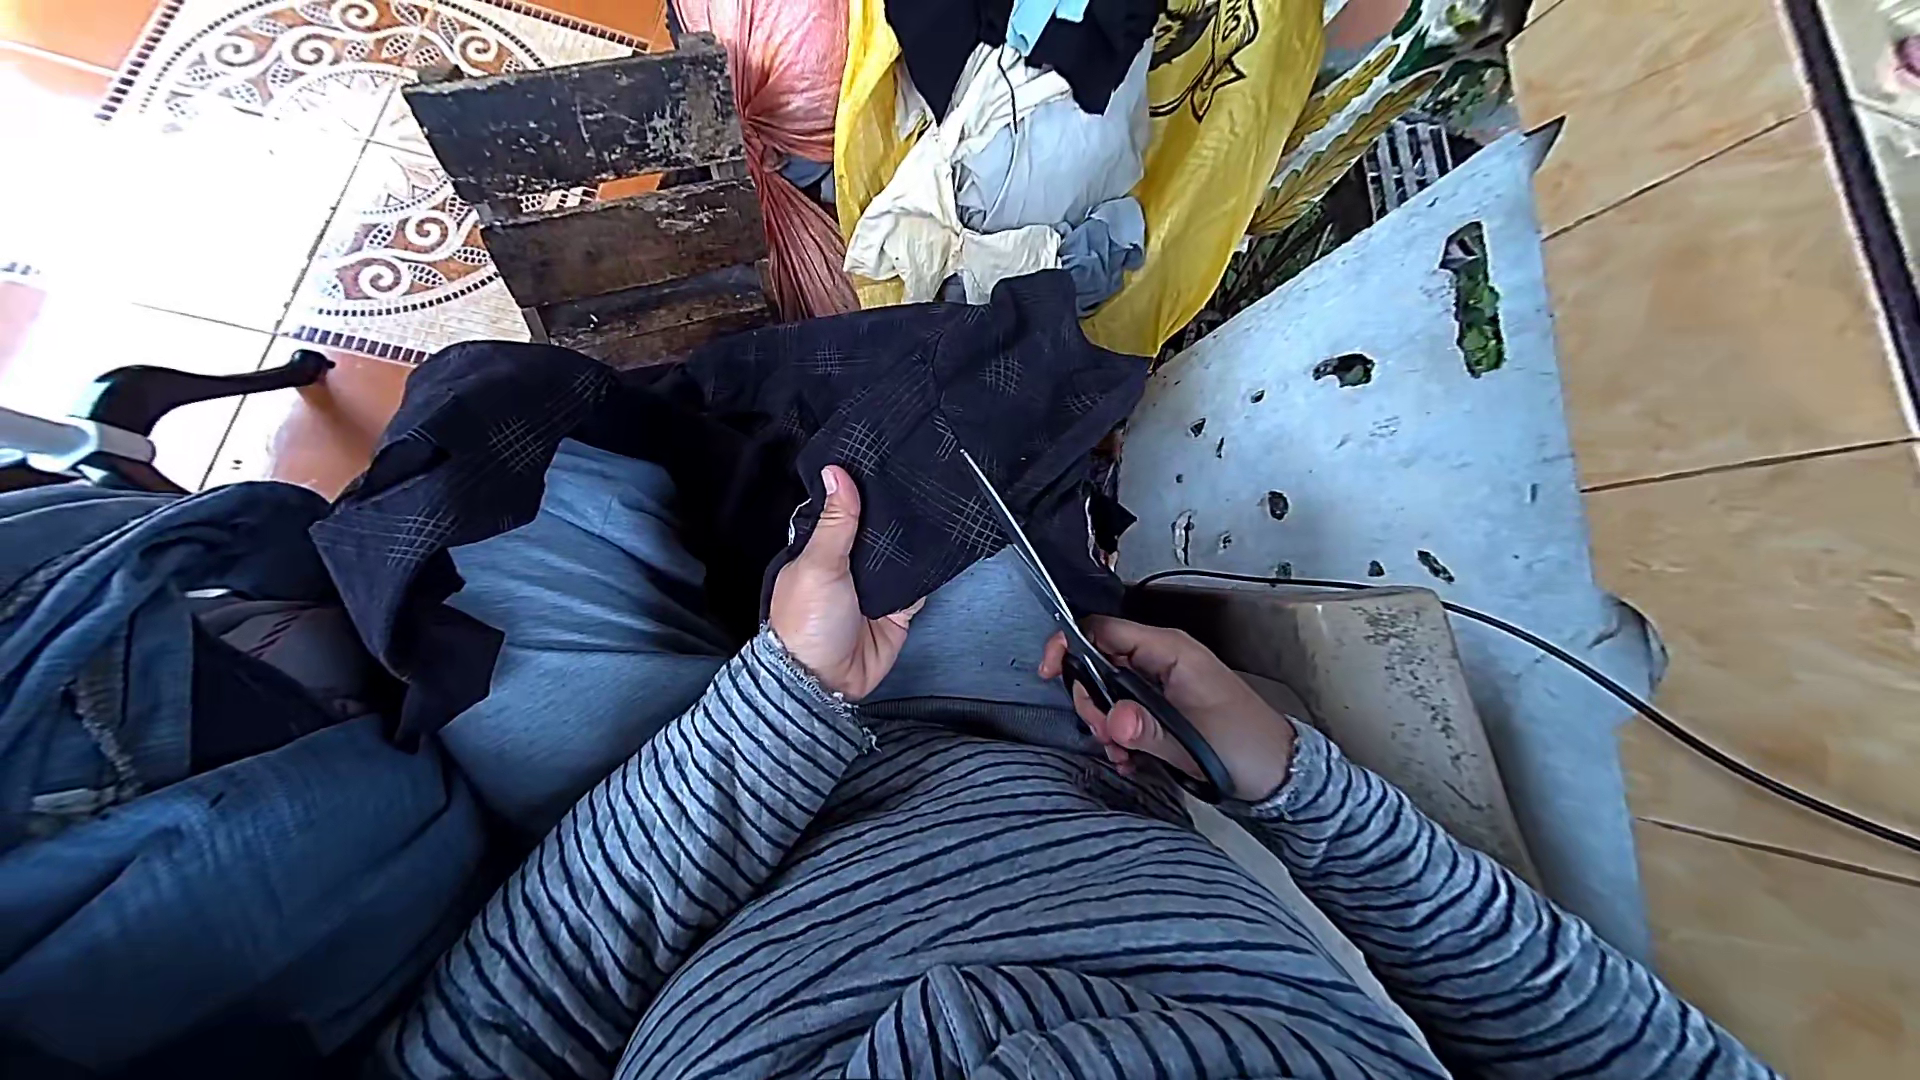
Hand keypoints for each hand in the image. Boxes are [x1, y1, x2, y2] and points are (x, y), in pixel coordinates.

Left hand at [770, 465, 923, 698]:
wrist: (825, 680)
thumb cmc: (807, 622)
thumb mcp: (818, 564)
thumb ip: (836, 521)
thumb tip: (836, 472)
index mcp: (822, 549)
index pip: (844, 511)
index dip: (861, 490)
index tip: (884, 461)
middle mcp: (849, 565)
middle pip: (877, 531)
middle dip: (894, 514)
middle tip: (920, 480)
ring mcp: (874, 587)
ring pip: (900, 555)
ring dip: (912, 541)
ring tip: (936, 506)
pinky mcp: (897, 608)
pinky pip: (917, 585)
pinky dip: (926, 572)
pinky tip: (939, 549)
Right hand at [1041, 617, 1296, 801]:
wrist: (1279, 774)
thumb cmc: (1249, 747)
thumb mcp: (1195, 742)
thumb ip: (1149, 730)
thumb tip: (1113, 720)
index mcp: (1170, 650)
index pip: (1104, 630)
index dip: (1071, 644)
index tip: (1052, 671)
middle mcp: (1160, 658)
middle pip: (1098, 661)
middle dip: (1092, 699)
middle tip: (1105, 732)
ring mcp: (1159, 680)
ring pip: (1107, 688)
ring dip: (1106, 721)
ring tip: (1123, 751)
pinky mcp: (1159, 702)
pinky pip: (1122, 706)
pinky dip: (1118, 731)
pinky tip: (1130, 755)